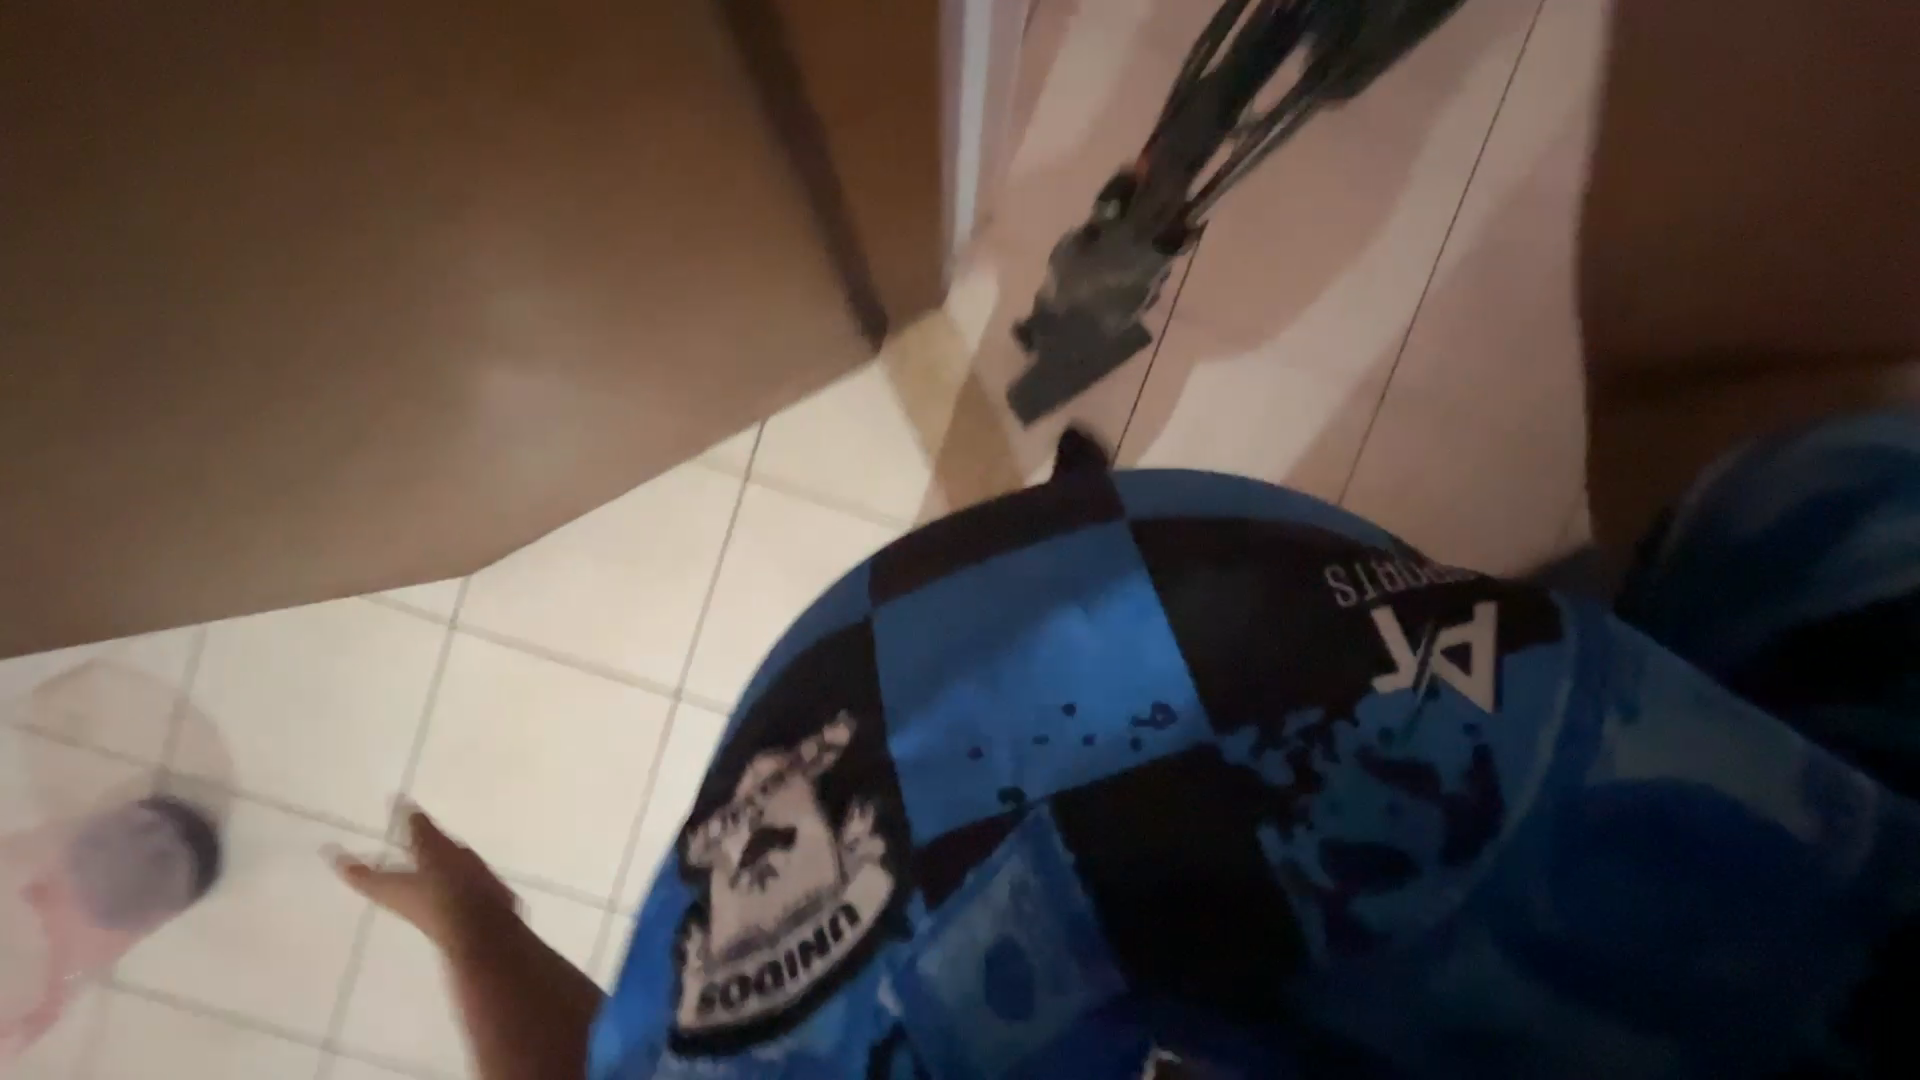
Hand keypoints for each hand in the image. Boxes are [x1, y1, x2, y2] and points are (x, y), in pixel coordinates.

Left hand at [329, 802, 518, 951]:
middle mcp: (401, 897)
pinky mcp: (447, 905)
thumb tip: (405, 810)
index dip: (346, 861)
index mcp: (389, 886)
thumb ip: (422, 833)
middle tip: (369, 850)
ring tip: (409, 849)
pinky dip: (432, 871)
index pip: (359, 873)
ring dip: (405, 867)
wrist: (481, 925)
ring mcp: (424, 903)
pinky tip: (446, 862)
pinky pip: (433, 882)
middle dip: (376, 865)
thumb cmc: (450, 889)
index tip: (329, 850)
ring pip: (408, 881)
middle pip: (381, 879)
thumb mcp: (436, 853)